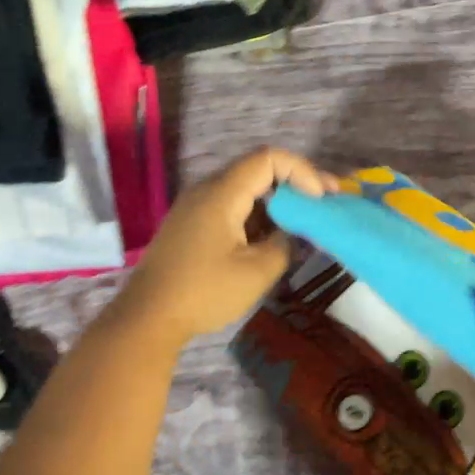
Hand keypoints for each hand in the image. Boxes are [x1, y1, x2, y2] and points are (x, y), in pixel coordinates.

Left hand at [112, 147, 339, 345]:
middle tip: (325, 204)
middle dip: (295, 184)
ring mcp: (196, 207)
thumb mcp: (257, 272)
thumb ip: (285, 244)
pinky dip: (258, 217)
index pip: (268, 159)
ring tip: (305, 225)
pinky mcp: (192, 226)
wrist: (148, 316)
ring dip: (277, 203)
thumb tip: (295, 233)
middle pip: (257, 170)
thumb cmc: (204, 292)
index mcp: (221, 193)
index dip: (302, 172)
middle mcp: (206, 190)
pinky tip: (274, 239)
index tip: (320, 200)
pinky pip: (232, 208)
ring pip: (245, 191)